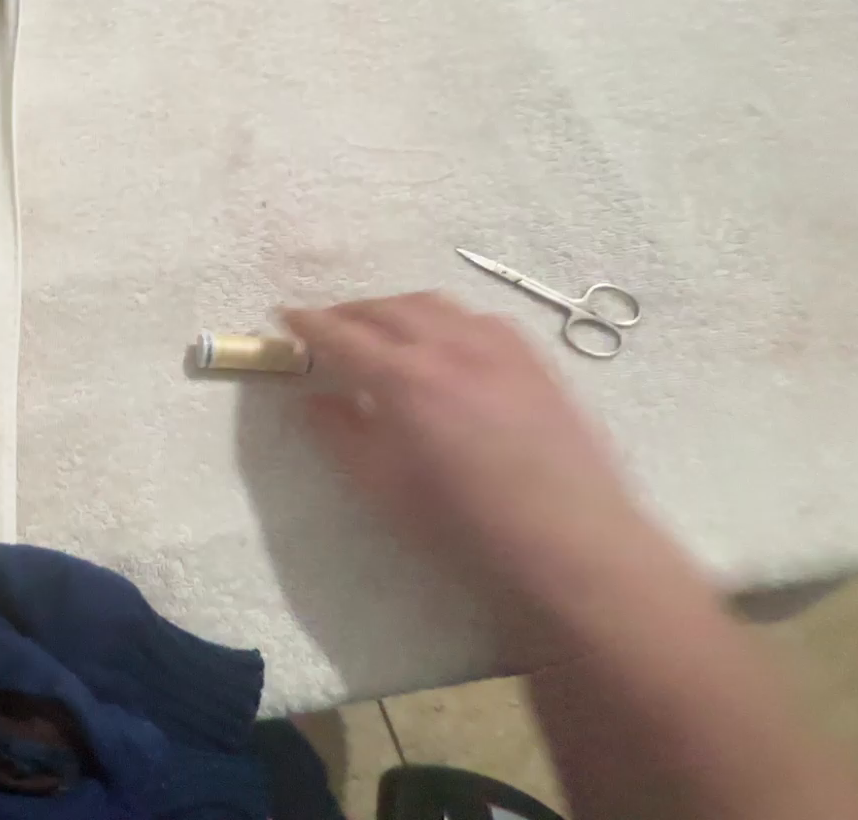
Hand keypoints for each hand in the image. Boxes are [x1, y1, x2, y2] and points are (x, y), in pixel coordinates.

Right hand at [284, 295, 694, 658]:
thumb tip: (312, 398)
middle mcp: (449, 349)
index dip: (307, 323)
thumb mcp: (378, 485)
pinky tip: (441, 342)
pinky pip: (478, 320)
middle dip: (346, 312)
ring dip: (393, 309)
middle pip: (385, 309)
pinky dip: (443, 319)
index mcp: (404, 379)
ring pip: (433, 305)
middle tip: (323, 327)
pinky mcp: (536, 363)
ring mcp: (499, 350)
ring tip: (377, 329)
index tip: (284, 317)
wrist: (573, 551)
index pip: (340, 335)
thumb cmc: (461, 525)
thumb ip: (337, 433)